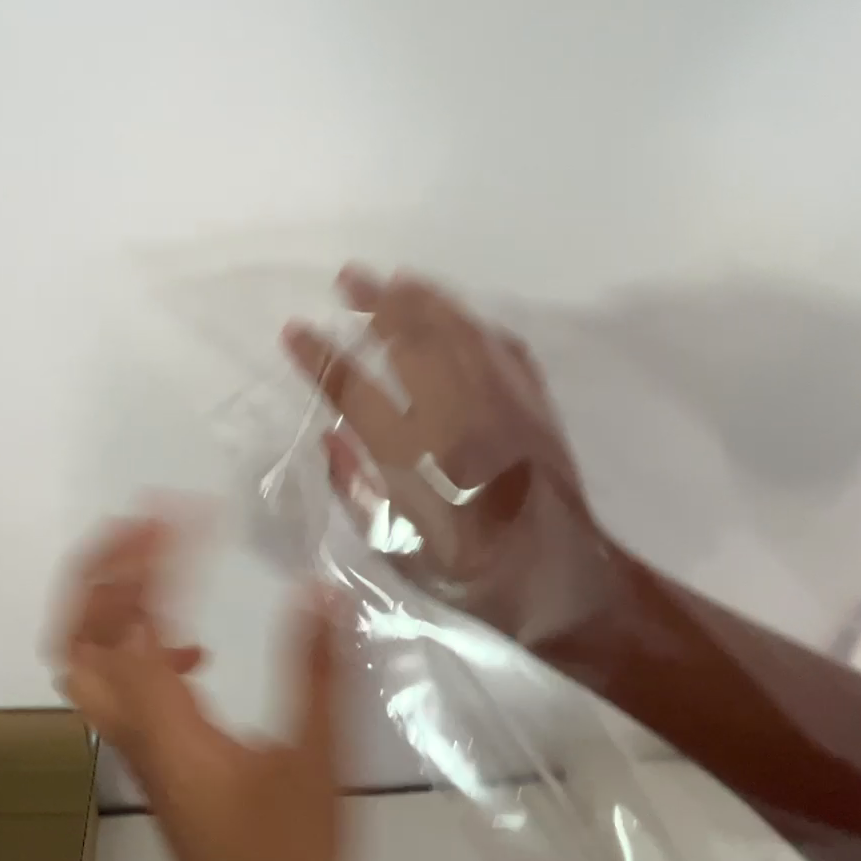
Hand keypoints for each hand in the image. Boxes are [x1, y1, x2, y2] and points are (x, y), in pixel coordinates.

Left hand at [53, 515, 344, 860]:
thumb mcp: (313, 763)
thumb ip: (316, 673)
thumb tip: (321, 592)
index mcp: (166, 721)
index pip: (131, 619)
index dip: (146, 558)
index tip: (178, 511)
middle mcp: (134, 725)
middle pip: (78, 635)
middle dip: (102, 567)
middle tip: (141, 521)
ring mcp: (134, 741)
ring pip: (85, 659)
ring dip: (106, 598)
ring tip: (149, 556)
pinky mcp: (149, 753)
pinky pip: (117, 682)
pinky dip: (135, 642)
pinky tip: (189, 644)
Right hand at [282, 266, 608, 638]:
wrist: (565, 583)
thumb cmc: (472, 575)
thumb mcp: (398, 550)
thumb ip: (358, 492)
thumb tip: (330, 439)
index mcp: (417, 460)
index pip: (355, 392)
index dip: (320, 358)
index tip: (295, 331)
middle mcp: (459, 419)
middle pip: (411, 341)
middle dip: (374, 303)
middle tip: (348, 277)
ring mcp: (504, 405)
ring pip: (459, 331)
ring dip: (424, 299)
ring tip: (395, 278)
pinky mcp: (536, 404)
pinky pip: (502, 346)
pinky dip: (474, 324)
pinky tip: (457, 315)